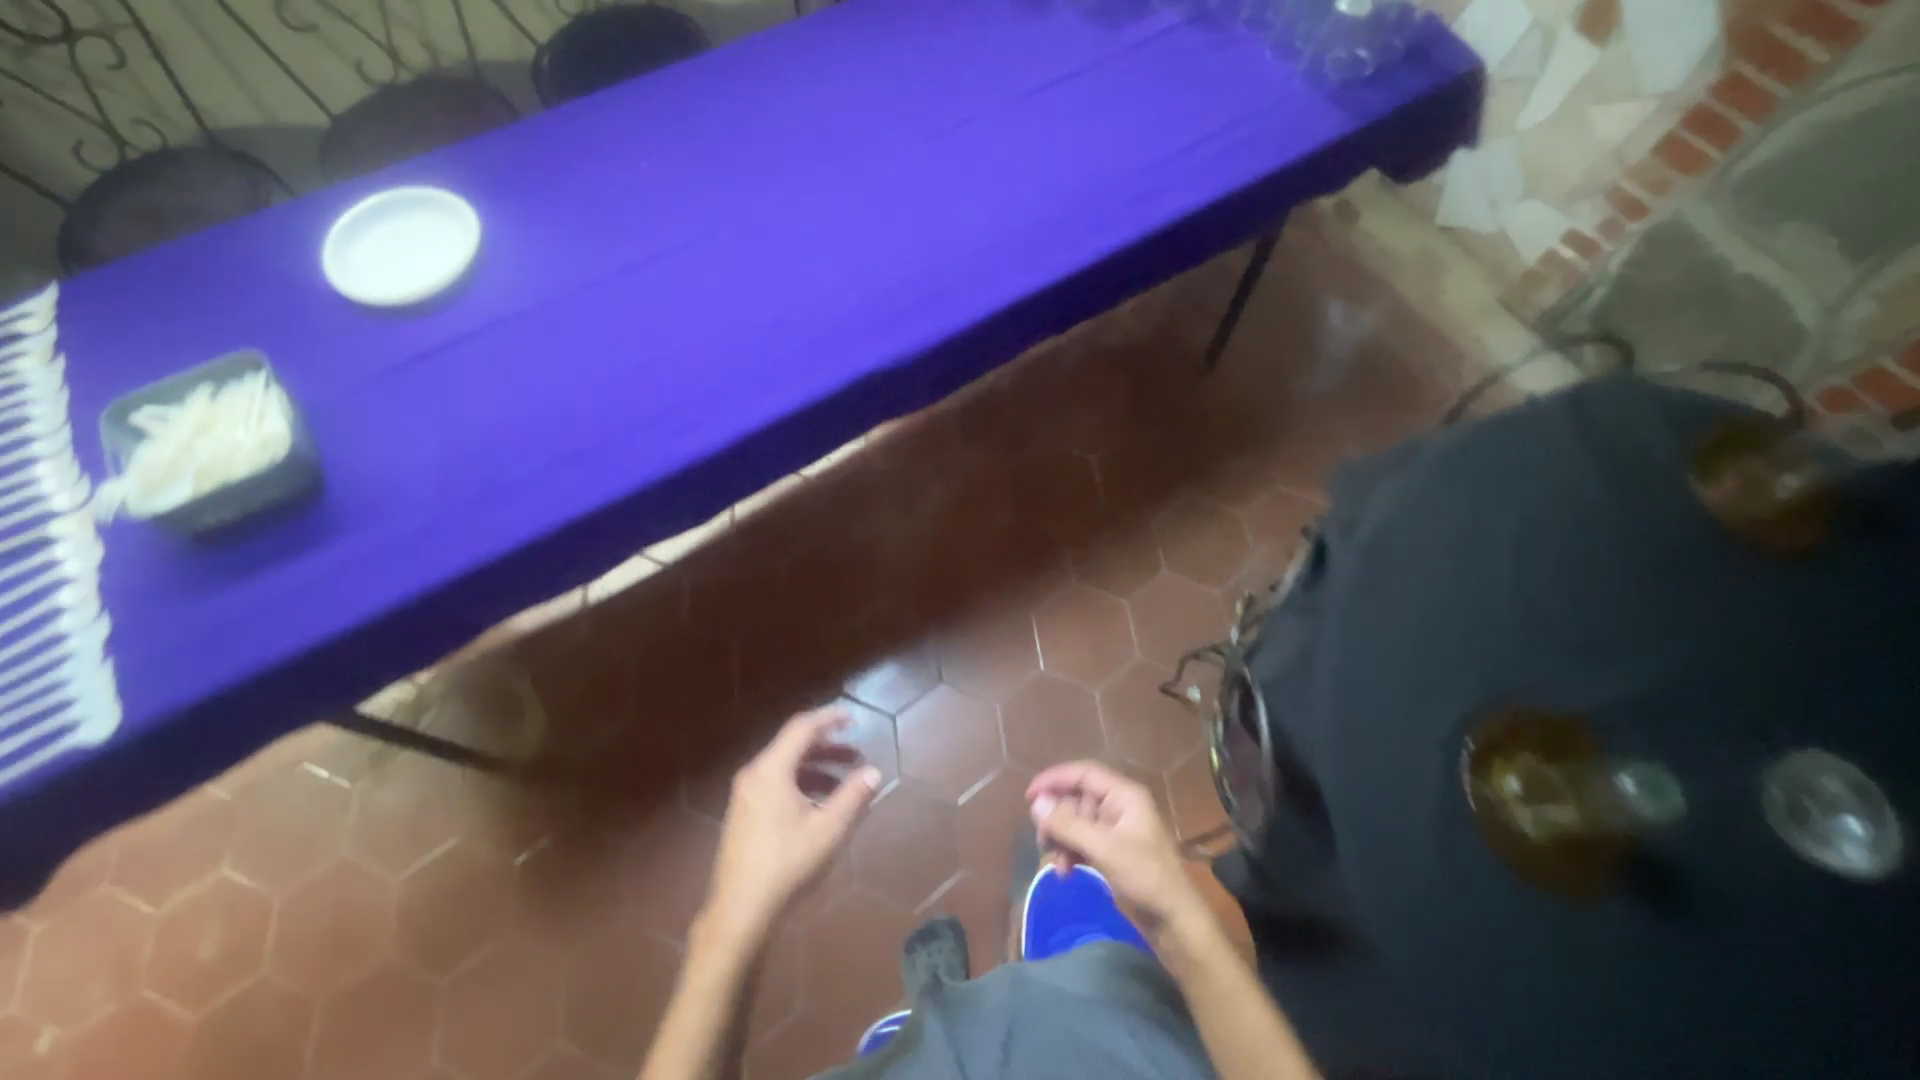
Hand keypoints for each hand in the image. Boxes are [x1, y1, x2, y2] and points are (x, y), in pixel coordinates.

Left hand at [703, 707, 881, 942]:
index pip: (802, 728)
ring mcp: (744, 795)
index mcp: (771, 770)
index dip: (830, 719)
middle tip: (857, 755)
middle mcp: (754, 775)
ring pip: (784, 768)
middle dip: (827, 748)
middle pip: (793, 747)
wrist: (741, 908)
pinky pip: (775, 785)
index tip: (854, 719)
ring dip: (816, 769)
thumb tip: (874, 773)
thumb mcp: (828, 829)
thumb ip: (853, 797)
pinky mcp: (743, 814)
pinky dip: (800, 785)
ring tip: (844, 784)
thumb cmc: (787, 864)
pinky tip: (820, 807)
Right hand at [1027, 761, 1206, 934]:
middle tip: (1042, 840)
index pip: (1084, 774)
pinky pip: (1082, 842)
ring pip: (1076, 823)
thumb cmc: (1145, 876)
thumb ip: (1068, 825)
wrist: (1174, 920)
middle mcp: (1119, 807)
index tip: (1029, 795)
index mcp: (1124, 795)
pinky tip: (1065, 872)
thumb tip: (1035, 803)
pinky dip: (1070, 854)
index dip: (1055, 779)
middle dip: (1057, 819)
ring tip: (1055, 862)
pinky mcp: (1111, 852)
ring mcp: (1115, 830)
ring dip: (1062, 840)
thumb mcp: (1104, 848)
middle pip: (1076, 799)